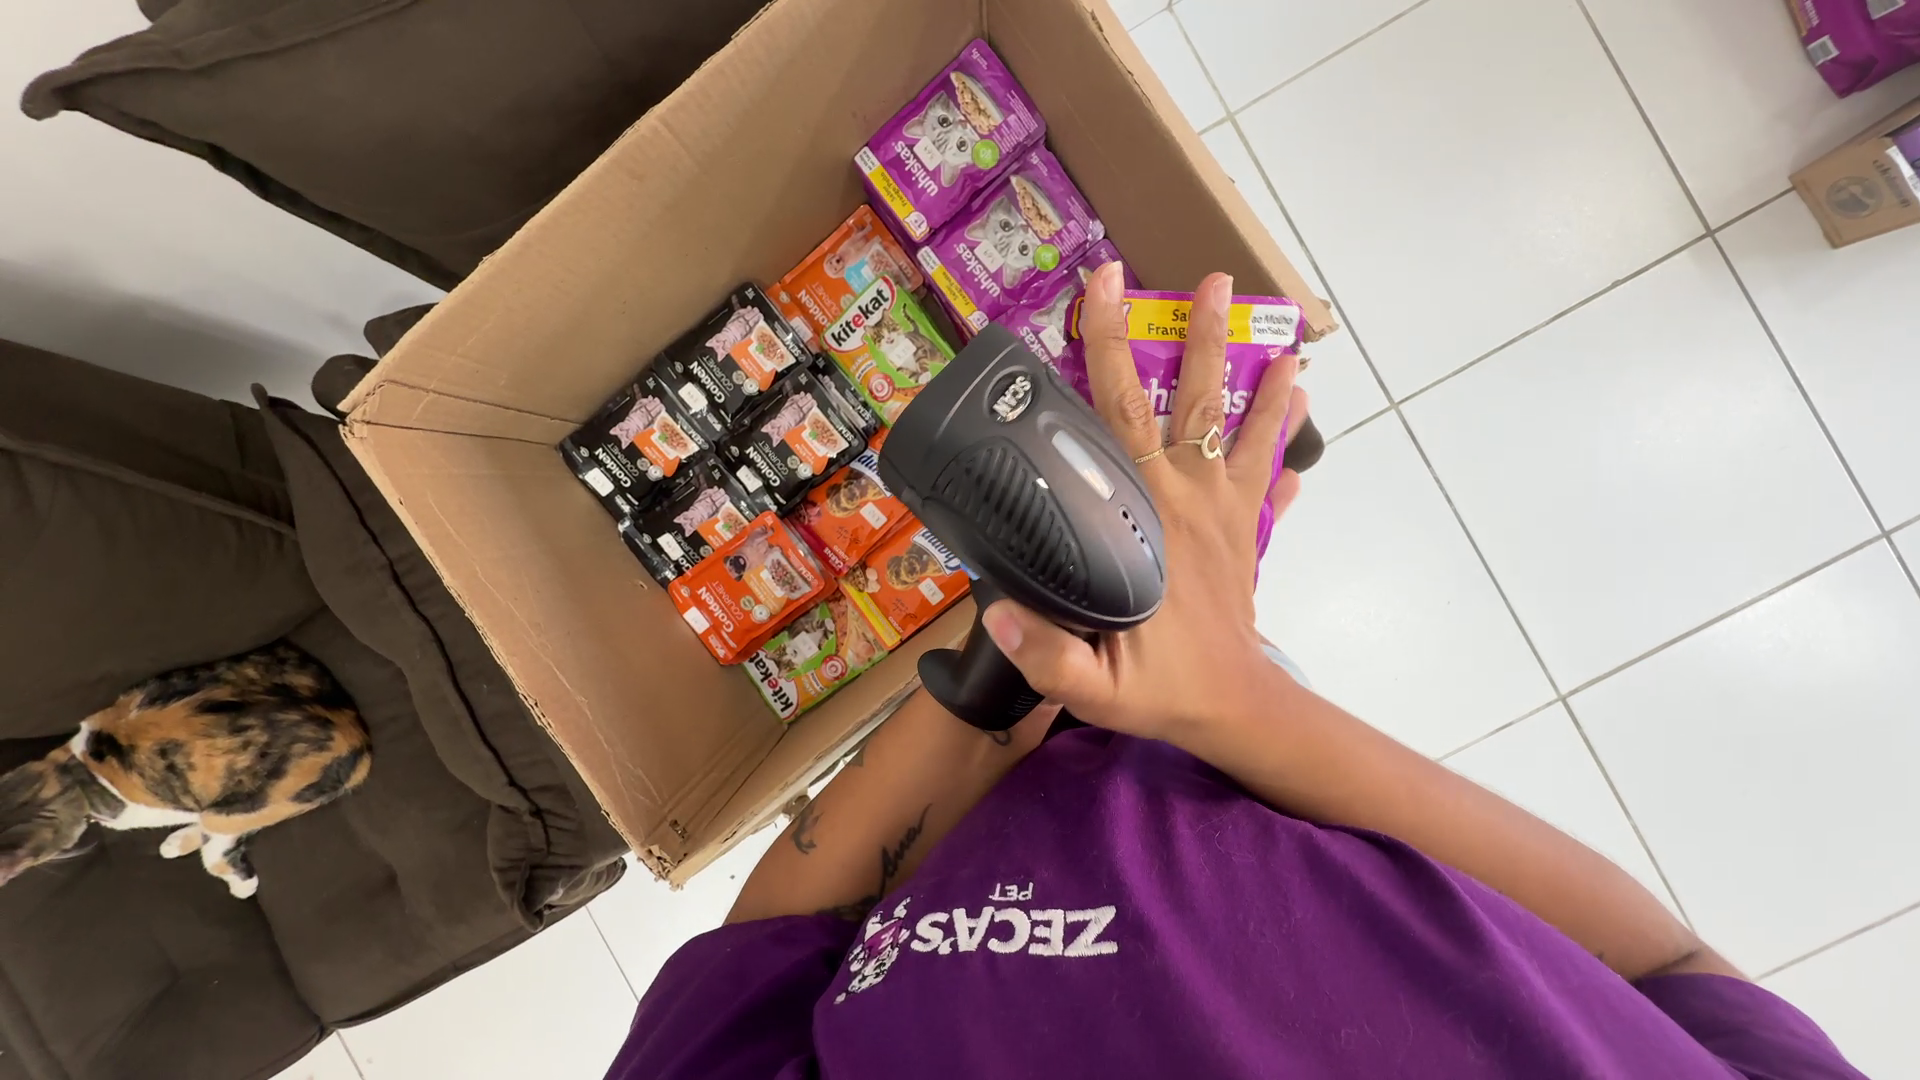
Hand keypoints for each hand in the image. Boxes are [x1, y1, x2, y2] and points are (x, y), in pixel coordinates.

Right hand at [980, 263, 1307, 742]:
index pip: (1122, 413)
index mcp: (1149, 513)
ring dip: (1259, 381)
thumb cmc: (1162, 688)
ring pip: (1244, 430)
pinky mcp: (1248, 534)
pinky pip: (1271, 481)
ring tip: (1280, 335)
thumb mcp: (1089, 685)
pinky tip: (1295, 422)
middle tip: (1210, 281)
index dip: (1109, 346)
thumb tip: (996, 614)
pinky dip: (1283, 449)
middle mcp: (1192, 498)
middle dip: (1199, 336)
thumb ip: (1044, 653)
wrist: (1234, 708)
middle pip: (1193, 401)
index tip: (1104, 288)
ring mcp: (1228, 513)